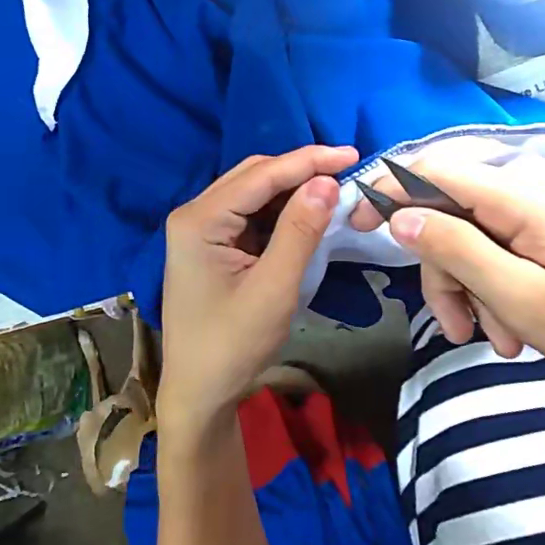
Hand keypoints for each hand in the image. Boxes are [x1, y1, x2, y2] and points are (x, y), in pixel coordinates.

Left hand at [158, 145, 358, 432]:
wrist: (199, 390)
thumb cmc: (232, 344)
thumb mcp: (273, 289)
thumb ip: (299, 232)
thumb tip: (325, 182)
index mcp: (198, 220)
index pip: (258, 176)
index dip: (306, 161)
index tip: (352, 154)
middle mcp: (193, 215)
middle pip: (251, 178)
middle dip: (298, 172)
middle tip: (347, 171)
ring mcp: (198, 231)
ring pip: (250, 195)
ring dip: (290, 192)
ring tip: (334, 189)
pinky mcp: (209, 247)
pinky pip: (247, 217)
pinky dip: (278, 214)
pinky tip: (307, 214)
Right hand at [358, 152, 544, 389]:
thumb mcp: (524, 297)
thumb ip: (456, 250)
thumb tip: (399, 217)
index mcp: (521, 195)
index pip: (431, 170)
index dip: (385, 190)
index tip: (354, 224)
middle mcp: (525, 188)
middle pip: (444, 212)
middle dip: (441, 269)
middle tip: (454, 324)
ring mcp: (536, 208)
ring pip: (464, 236)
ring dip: (466, 288)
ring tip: (492, 338)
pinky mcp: (544, 227)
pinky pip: (491, 246)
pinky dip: (488, 286)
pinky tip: (508, 328)